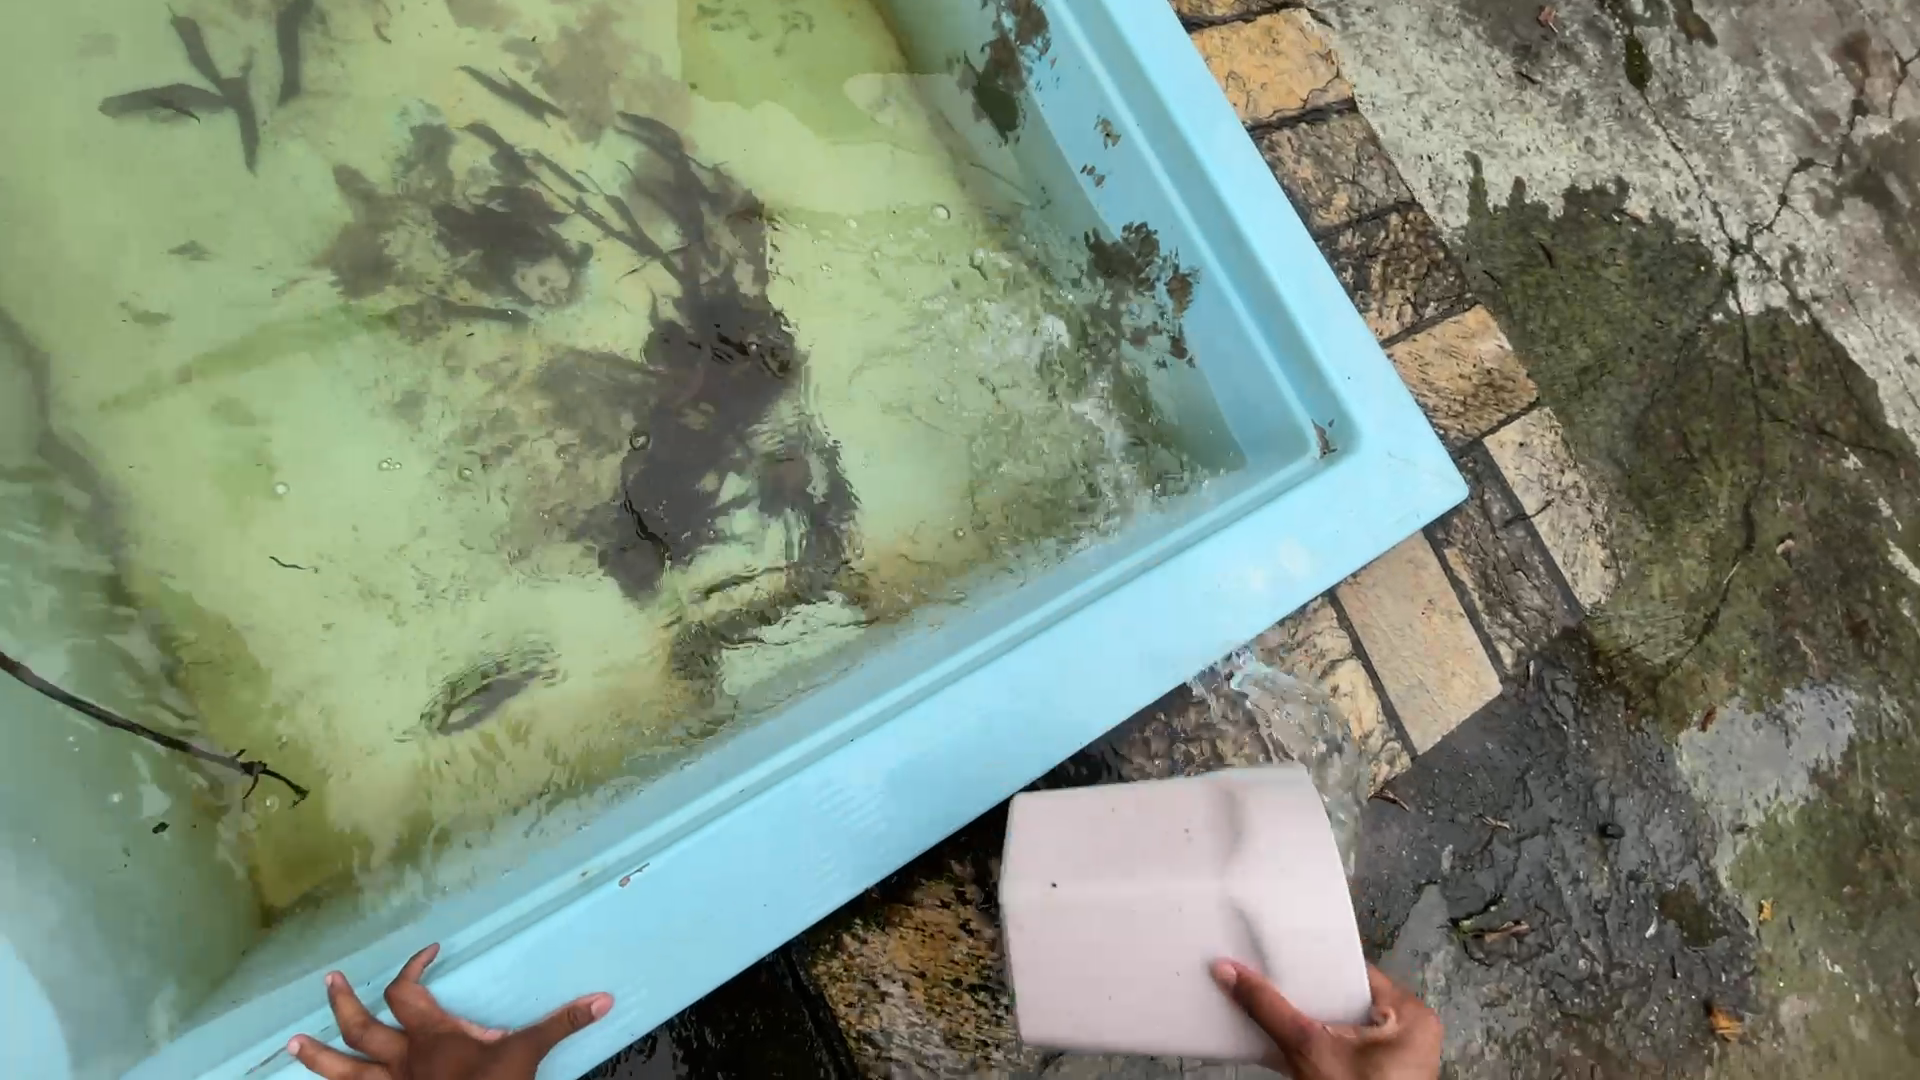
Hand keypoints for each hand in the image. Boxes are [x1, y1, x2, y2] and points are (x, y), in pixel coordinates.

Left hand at [288, 943, 612, 1079]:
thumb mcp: (527, 1057)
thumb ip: (562, 1023)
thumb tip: (604, 998)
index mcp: (431, 1037)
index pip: (407, 992)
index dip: (412, 967)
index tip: (430, 951)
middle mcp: (399, 1061)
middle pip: (360, 1028)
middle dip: (343, 1004)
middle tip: (330, 981)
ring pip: (340, 1072)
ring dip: (316, 1056)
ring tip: (292, 1042)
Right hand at [1211, 960, 1440, 1079]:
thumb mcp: (1307, 1049)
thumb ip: (1266, 1006)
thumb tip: (1226, 969)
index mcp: (1410, 1014)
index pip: (1348, 966)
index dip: (1308, 956)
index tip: (1273, 948)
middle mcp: (1411, 1029)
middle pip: (1343, 991)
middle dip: (1303, 987)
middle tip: (1266, 971)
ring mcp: (1400, 1055)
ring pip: (1342, 1017)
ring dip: (1307, 1012)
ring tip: (1271, 995)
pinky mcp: (1382, 1074)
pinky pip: (1345, 1040)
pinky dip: (1317, 1035)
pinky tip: (1286, 1029)